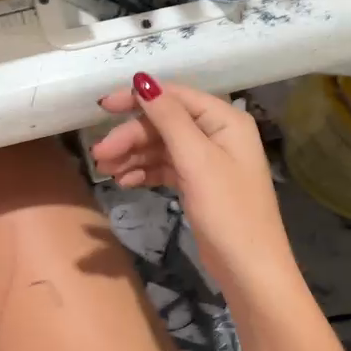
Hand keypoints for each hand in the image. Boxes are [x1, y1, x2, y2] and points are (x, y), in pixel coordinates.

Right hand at [90, 72, 288, 277]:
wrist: (250, 271)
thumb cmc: (228, 211)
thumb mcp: (196, 159)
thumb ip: (168, 117)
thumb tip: (142, 80)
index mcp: (225, 120)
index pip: (174, 97)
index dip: (137, 99)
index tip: (102, 108)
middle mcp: (218, 133)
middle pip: (163, 123)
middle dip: (131, 136)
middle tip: (100, 155)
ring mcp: (208, 160)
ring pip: (161, 146)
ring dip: (133, 155)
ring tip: (107, 171)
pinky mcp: (199, 183)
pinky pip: (165, 167)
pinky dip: (144, 171)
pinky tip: (125, 182)